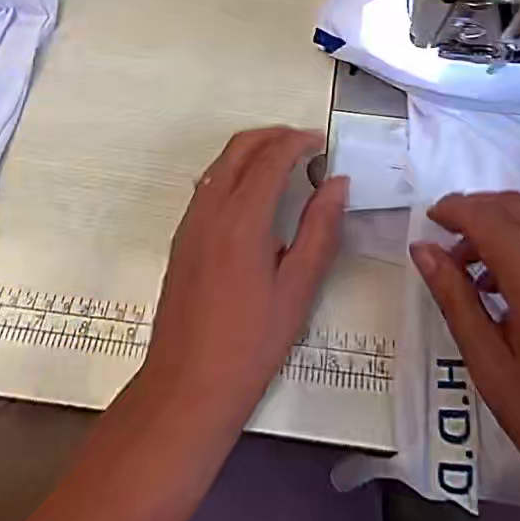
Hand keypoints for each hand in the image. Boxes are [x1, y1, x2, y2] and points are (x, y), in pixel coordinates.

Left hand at [12, 127, 346, 520]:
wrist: (187, 384)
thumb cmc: (250, 343)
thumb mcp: (298, 289)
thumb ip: (320, 230)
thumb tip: (337, 184)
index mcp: (241, 218)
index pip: (271, 158)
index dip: (298, 142)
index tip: (322, 142)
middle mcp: (209, 208)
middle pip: (239, 148)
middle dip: (273, 136)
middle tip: (305, 144)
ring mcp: (190, 221)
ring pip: (220, 163)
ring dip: (252, 151)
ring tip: (285, 164)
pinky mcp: (182, 237)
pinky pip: (208, 184)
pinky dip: (234, 171)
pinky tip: (255, 196)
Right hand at [411, 192, 519, 520]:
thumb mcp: (491, 368)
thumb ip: (455, 299)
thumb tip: (423, 248)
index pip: (493, 222)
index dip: (456, 210)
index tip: (428, 219)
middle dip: (477, 209)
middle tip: (444, 236)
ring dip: (502, 231)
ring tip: (471, 275)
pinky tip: (509, 295)